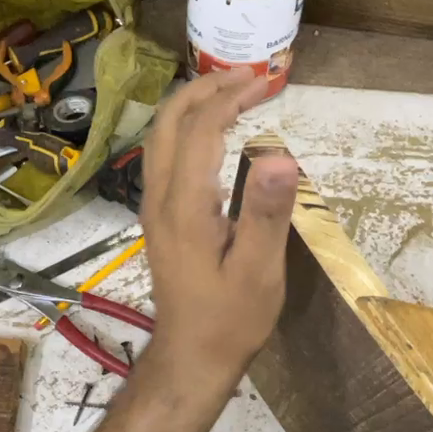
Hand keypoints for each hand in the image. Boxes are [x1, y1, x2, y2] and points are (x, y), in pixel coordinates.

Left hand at [138, 71, 296, 384]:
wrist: (190, 356)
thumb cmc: (229, 320)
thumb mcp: (258, 272)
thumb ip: (265, 213)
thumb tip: (279, 156)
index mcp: (184, 206)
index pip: (200, 130)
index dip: (231, 97)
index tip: (265, 80)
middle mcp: (159, 199)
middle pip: (168, 123)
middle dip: (205, 89)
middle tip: (249, 75)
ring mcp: (153, 208)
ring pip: (160, 138)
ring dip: (191, 106)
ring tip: (231, 90)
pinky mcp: (159, 219)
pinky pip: (164, 157)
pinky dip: (187, 129)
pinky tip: (212, 132)